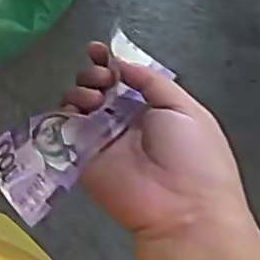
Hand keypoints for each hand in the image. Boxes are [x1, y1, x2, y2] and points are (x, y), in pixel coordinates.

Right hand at [64, 42, 256, 247]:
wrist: (182, 210)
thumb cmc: (193, 157)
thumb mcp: (185, 108)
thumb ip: (151, 80)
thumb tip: (121, 64)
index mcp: (153, 109)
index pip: (124, 78)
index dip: (109, 61)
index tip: (97, 49)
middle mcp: (125, 120)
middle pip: (98, 84)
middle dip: (94, 72)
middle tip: (101, 78)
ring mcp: (102, 136)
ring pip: (80, 100)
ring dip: (82, 88)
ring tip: (94, 95)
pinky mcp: (82, 153)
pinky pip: (66, 124)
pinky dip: (67, 109)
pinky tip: (81, 107)